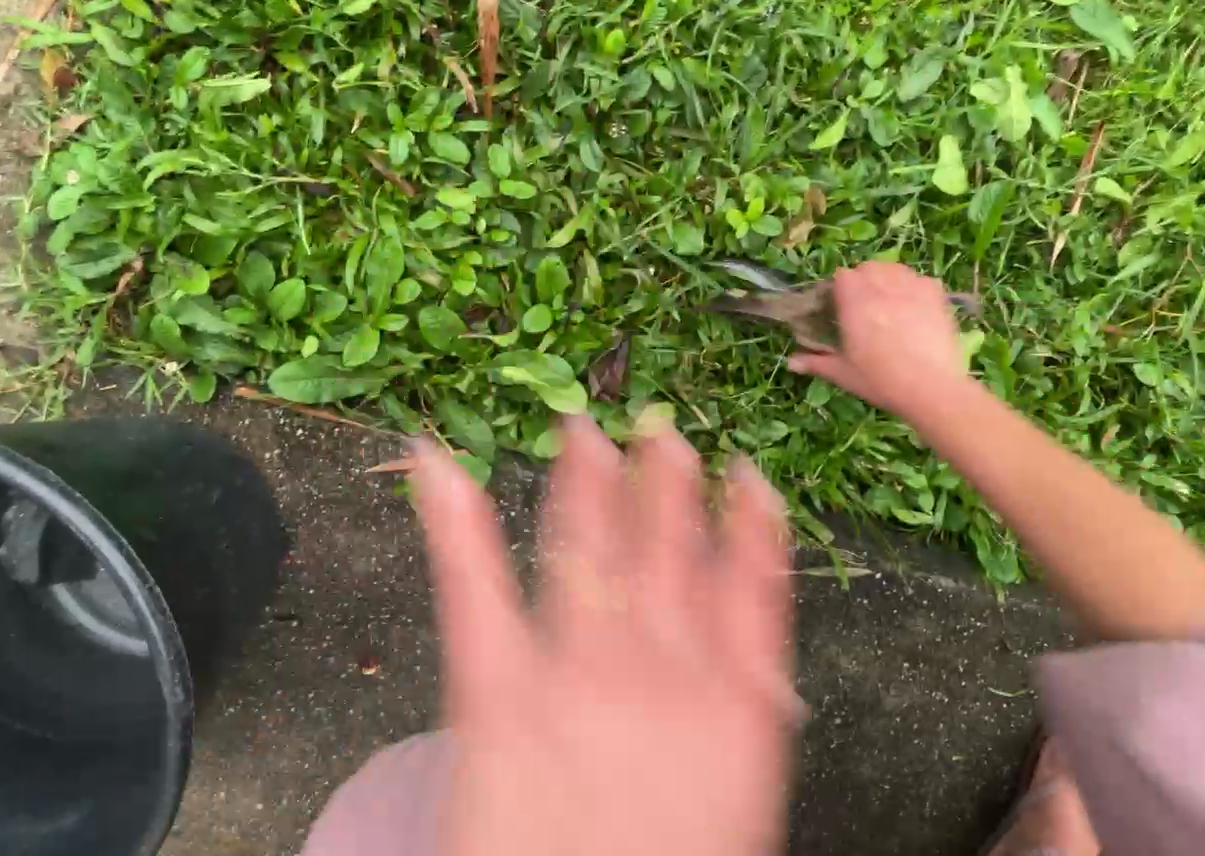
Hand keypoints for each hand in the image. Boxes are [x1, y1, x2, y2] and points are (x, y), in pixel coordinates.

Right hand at [410, 414, 798, 855]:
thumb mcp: (491, 783)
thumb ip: (490, 679)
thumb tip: (483, 620)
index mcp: (509, 703)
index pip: (473, 578)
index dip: (460, 510)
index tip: (445, 451)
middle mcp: (593, 675)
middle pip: (588, 548)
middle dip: (592, 479)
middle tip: (595, 420)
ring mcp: (678, 684)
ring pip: (667, 556)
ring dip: (667, 489)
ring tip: (668, 434)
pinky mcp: (749, 706)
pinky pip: (755, 602)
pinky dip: (758, 539)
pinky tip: (759, 489)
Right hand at [789, 262, 969, 422]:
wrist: (931, 389)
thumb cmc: (881, 381)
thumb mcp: (844, 373)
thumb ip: (817, 362)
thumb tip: (790, 362)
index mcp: (855, 300)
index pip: (842, 276)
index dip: (840, 289)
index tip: (841, 306)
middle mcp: (882, 286)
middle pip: (869, 268)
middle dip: (864, 280)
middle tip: (865, 306)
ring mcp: (912, 287)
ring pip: (895, 270)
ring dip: (888, 279)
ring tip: (890, 302)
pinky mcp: (937, 295)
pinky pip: (921, 280)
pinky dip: (915, 287)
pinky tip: (915, 308)